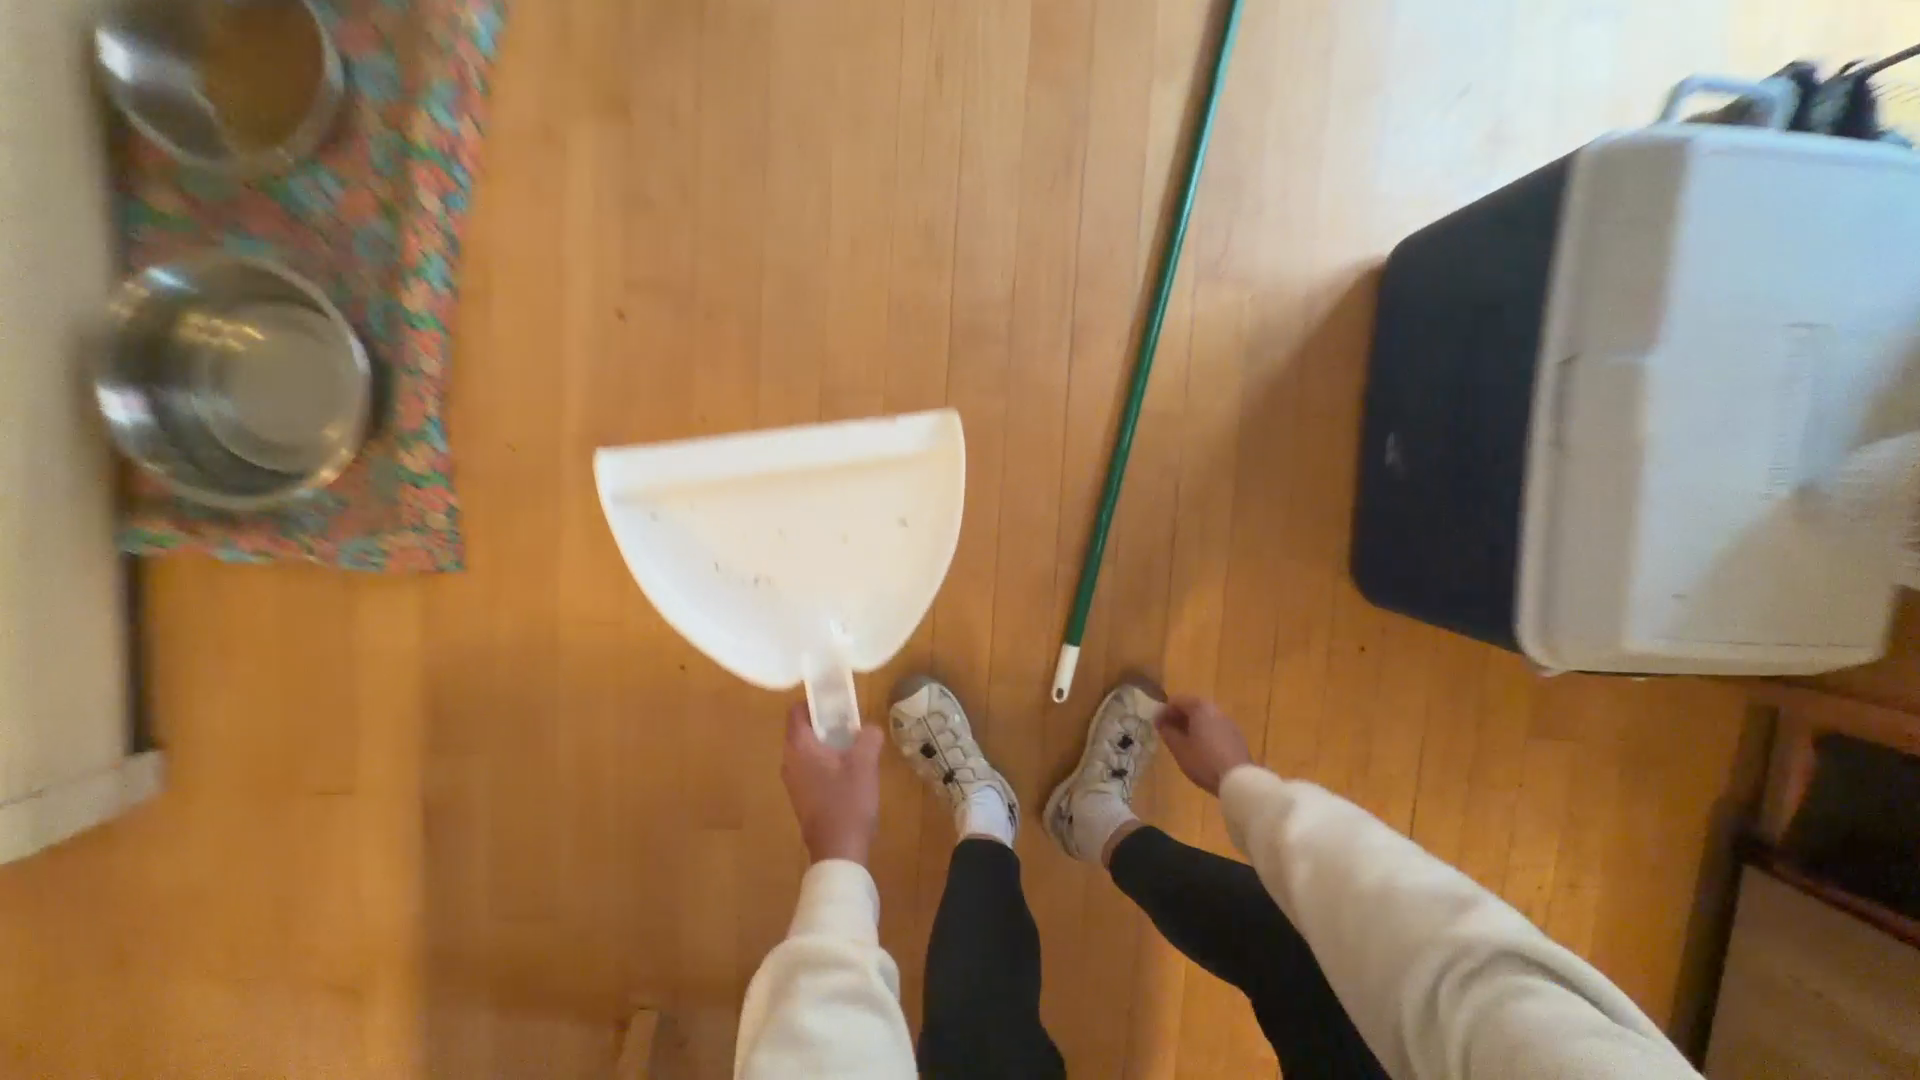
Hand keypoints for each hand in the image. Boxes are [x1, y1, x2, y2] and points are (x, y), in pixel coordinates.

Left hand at [781, 703, 883, 865]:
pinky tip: (849, 774)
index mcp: (799, 747)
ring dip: (827, 746)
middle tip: (852, 726)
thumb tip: (869, 729)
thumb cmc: (848, 801)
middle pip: (802, 731)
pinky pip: (810, 769)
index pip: (797, 712)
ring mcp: (793, 782)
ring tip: (854, 750)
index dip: (815, 703)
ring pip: (807, 751)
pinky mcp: (801, 798)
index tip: (837, 704)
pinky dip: (825, 764)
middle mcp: (789, 761)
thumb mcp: (865, 763)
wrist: (838, 849)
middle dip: (826, 725)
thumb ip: (868, 737)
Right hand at [1155, 696, 1252, 795]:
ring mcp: (1228, 723)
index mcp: (1200, 708)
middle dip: (1178, 718)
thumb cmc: (1204, 761)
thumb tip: (1161, 722)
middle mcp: (1216, 710)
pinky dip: (1204, 733)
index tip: (1156, 725)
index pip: (1177, 700)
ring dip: (1191, 726)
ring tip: (1182, 742)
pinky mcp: (1236, 737)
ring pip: (1205, 718)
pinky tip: (1200, 749)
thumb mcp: (1179, 748)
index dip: (1164, 711)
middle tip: (1167, 733)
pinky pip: (1214, 728)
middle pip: (1193, 707)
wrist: (1238, 780)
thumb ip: (1167, 732)